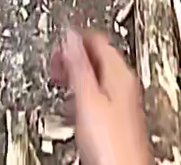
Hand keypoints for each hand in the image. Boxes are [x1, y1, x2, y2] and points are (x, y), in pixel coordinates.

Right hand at [50, 28, 152, 164]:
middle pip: (97, 56)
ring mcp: (123, 103)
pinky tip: (74, 107)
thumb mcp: (87, 98)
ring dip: (77, 76)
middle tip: (56, 64)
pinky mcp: (117, 122)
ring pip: (97, 77)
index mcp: (120, 72)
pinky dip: (83, 94)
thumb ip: (78, 64)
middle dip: (75, 57)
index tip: (58, 45)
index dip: (75, 39)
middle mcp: (125, 84)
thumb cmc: (111, 144)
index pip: (96, 39)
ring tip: (60, 83)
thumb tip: (69, 35)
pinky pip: (98, 96)